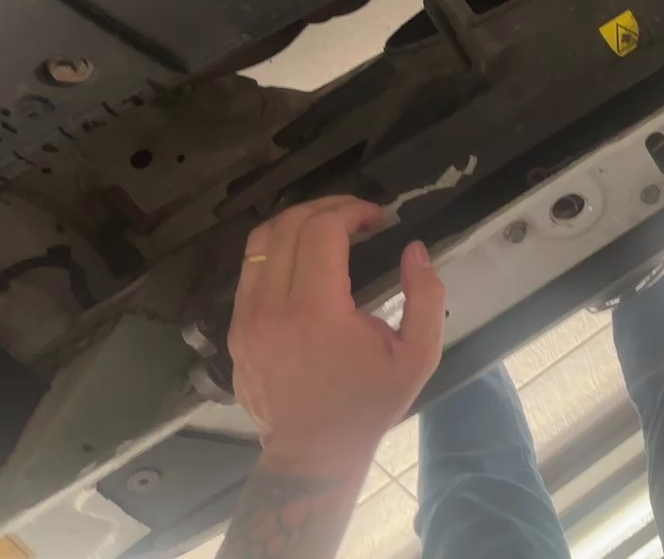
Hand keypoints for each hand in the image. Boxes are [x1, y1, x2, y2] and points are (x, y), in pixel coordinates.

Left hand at [230, 195, 446, 475]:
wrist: (313, 455)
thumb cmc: (369, 403)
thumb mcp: (419, 354)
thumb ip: (426, 296)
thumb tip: (415, 250)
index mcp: (316, 312)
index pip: (321, 231)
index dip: (352, 211)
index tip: (378, 219)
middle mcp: (271, 310)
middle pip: (287, 226)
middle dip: (328, 207)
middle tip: (359, 216)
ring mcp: (246, 320)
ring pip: (260, 241)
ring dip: (299, 221)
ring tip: (332, 227)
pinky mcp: (236, 330)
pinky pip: (250, 268)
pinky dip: (280, 248)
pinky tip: (308, 257)